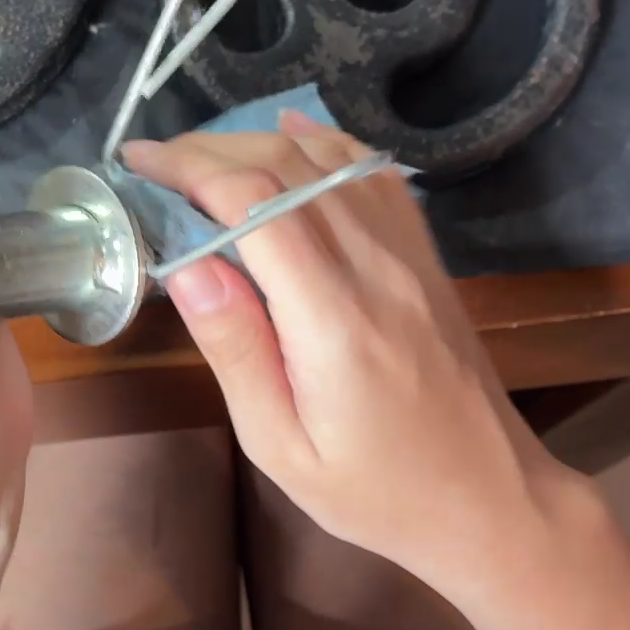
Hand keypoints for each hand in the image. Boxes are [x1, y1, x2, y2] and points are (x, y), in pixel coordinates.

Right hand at [121, 113, 578, 583]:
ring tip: (198, 152)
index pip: (255, 204)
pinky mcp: (422, 252)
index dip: (189, 168)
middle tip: (154, 158)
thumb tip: (183, 263)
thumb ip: (233, 346)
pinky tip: (290, 127)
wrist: (490, 501)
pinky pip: (372, 173)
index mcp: (332, 317)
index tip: (139, 164)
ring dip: (254, 140)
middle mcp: (375, 265)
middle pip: (286, 166)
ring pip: (326, 159)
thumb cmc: (372, 489)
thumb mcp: (278, 442)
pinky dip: (324, 139)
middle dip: (208, 149)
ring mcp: (408, 251)